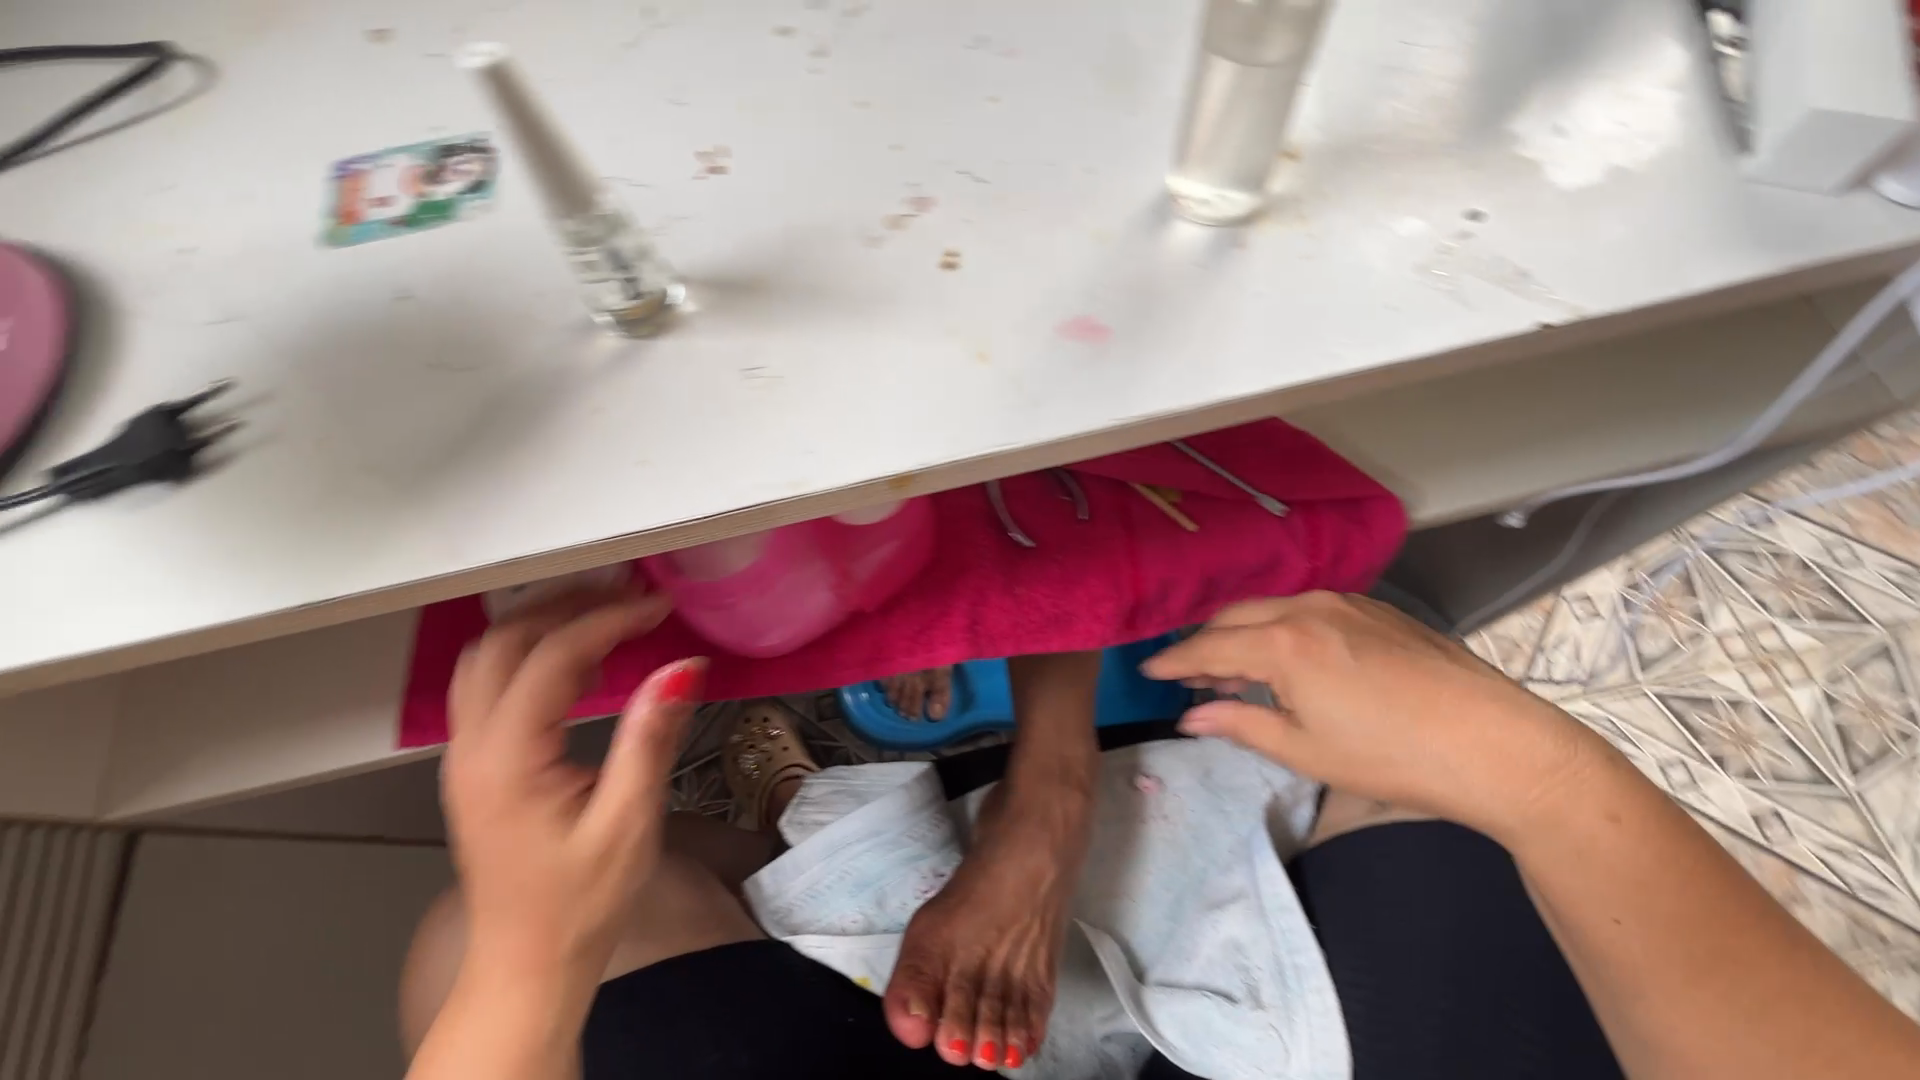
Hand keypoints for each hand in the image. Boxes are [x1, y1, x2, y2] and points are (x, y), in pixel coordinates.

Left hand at [442, 589, 702, 984]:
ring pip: (488, 657)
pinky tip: (580, 659)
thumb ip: (650, 739)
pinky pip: (493, 684)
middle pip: (502, 641)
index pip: (554, 657)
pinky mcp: (480, 765)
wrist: (528, 964)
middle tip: (626, 591)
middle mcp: (473, 747)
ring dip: (542, 622)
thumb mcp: (629, 823)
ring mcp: (468, 755)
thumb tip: (682, 669)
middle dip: (564, 603)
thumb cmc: (580, 903)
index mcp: (508, 759)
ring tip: (603, 609)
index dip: (609, 620)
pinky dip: (533, 653)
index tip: (658, 607)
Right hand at [1142, 591, 1605, 835]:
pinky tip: (1291, 659)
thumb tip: (1190, 717)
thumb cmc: (1392, 757)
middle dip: (1205, 645)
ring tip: (1237, 672)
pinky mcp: (1378, 610)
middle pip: (1235, 618)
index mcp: (1284, 643)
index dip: (1174, 662)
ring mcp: (1347, 603)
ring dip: (1244, 634)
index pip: (1208, 648)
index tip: (1148, 671)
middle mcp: (1308, 607)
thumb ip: (1239, 725)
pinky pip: (1308, 609)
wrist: (1500, 746)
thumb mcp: (1305, 751)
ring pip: (1272, 608)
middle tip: (1190, 679)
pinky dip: (1281, 628)